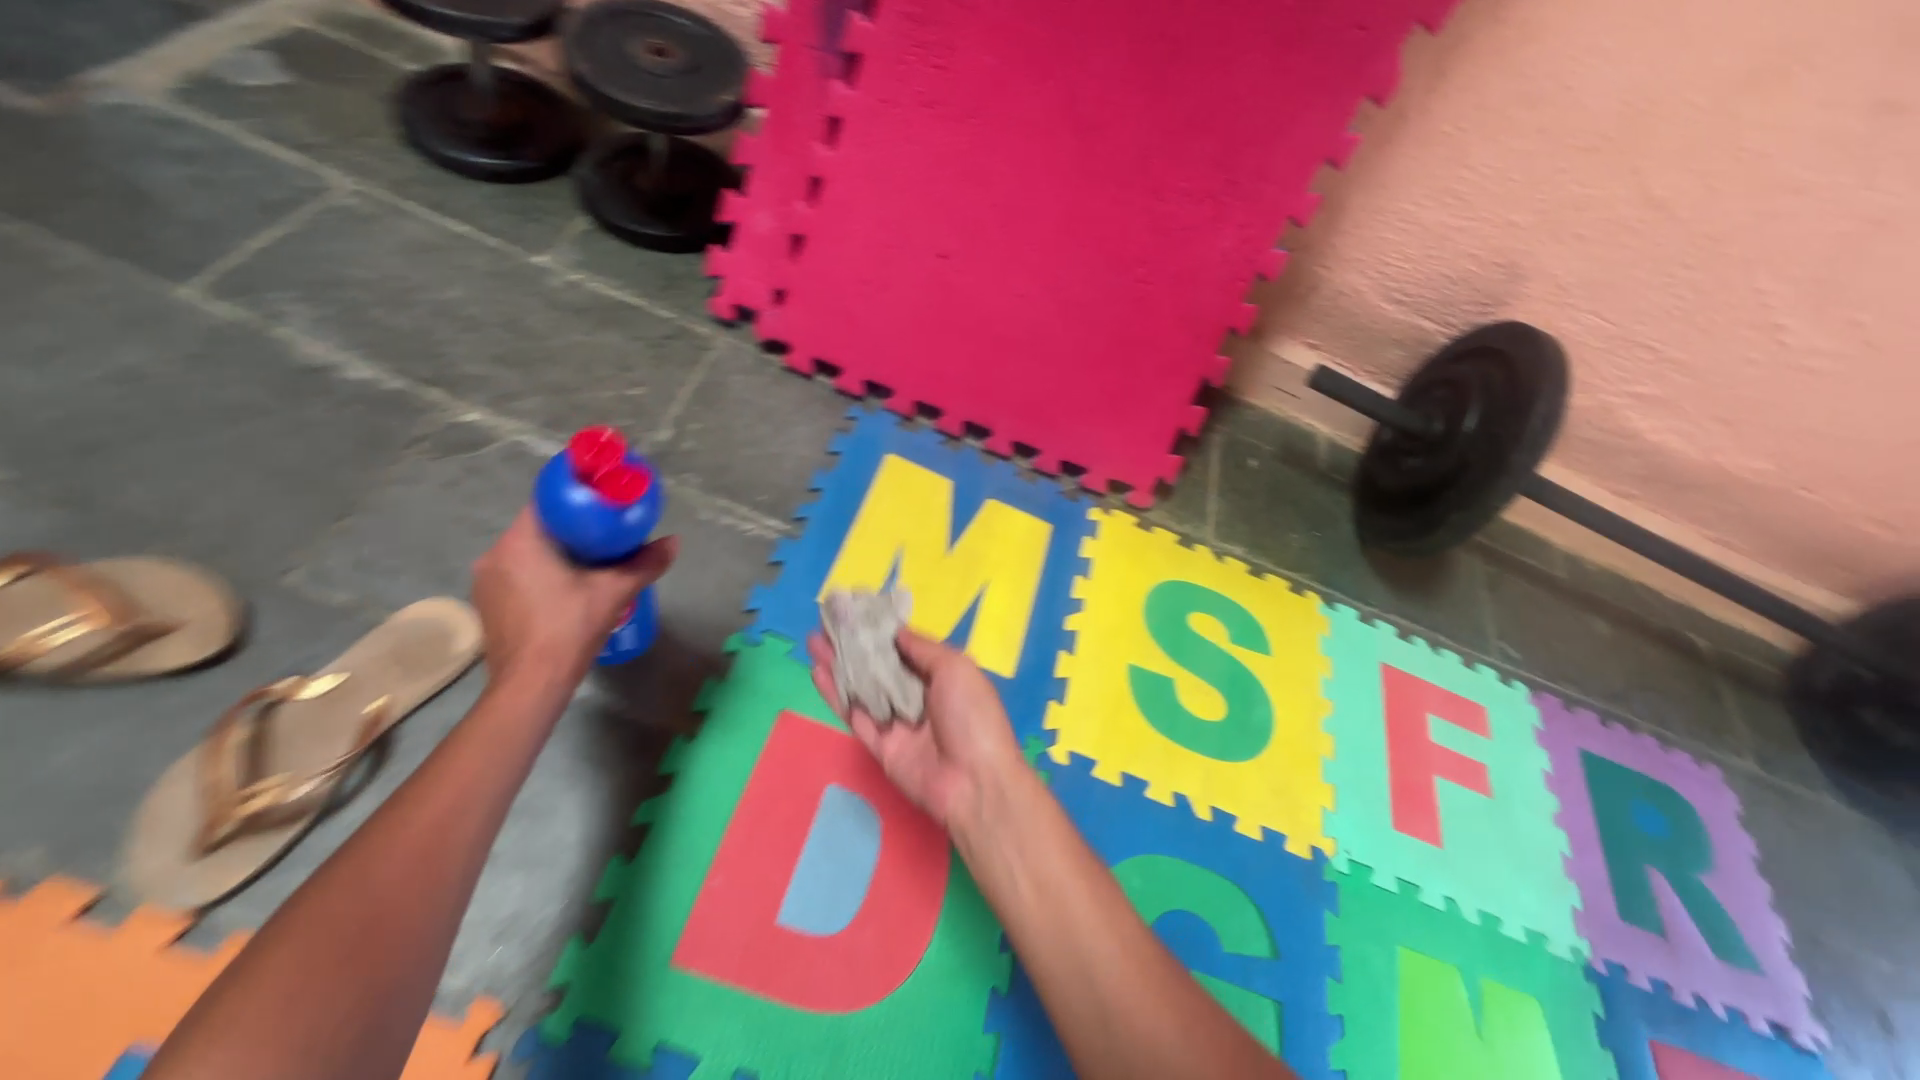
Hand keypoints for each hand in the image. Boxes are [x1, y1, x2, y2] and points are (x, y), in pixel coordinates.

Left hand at [472, 509, 676, 684]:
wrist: (530, 685)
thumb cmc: (568, 630)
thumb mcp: (613, 594)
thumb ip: (644, 564)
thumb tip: (674, 542)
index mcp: (521, 541)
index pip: (547, 502)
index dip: (577, 501)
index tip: (602, 510)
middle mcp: (495, 554)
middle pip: (537, 528)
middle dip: (571, 531)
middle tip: (603, 540)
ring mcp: (485, 581)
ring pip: (525, 553)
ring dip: (553, 555)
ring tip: (585, 568)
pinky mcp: (486, 604)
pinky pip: (515, 575)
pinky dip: (538, 576)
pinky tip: (561, 593)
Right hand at [808, 628, 1023, 832]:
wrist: (974, 782)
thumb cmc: (972, 717)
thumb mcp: (956, 669)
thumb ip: (923, 649)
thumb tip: (896, 632)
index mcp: (941, 678)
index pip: (905, 650)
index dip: (881, 632)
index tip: (856, 612)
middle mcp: (918, 698)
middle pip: (879, 668)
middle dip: (853, 646)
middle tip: (825, 624)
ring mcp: (898, 724)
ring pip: (862, 690)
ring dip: (838, 666)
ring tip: (813, 641)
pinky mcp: (881, 748)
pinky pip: (855, 718)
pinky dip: (836, 696)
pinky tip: (818, 673)